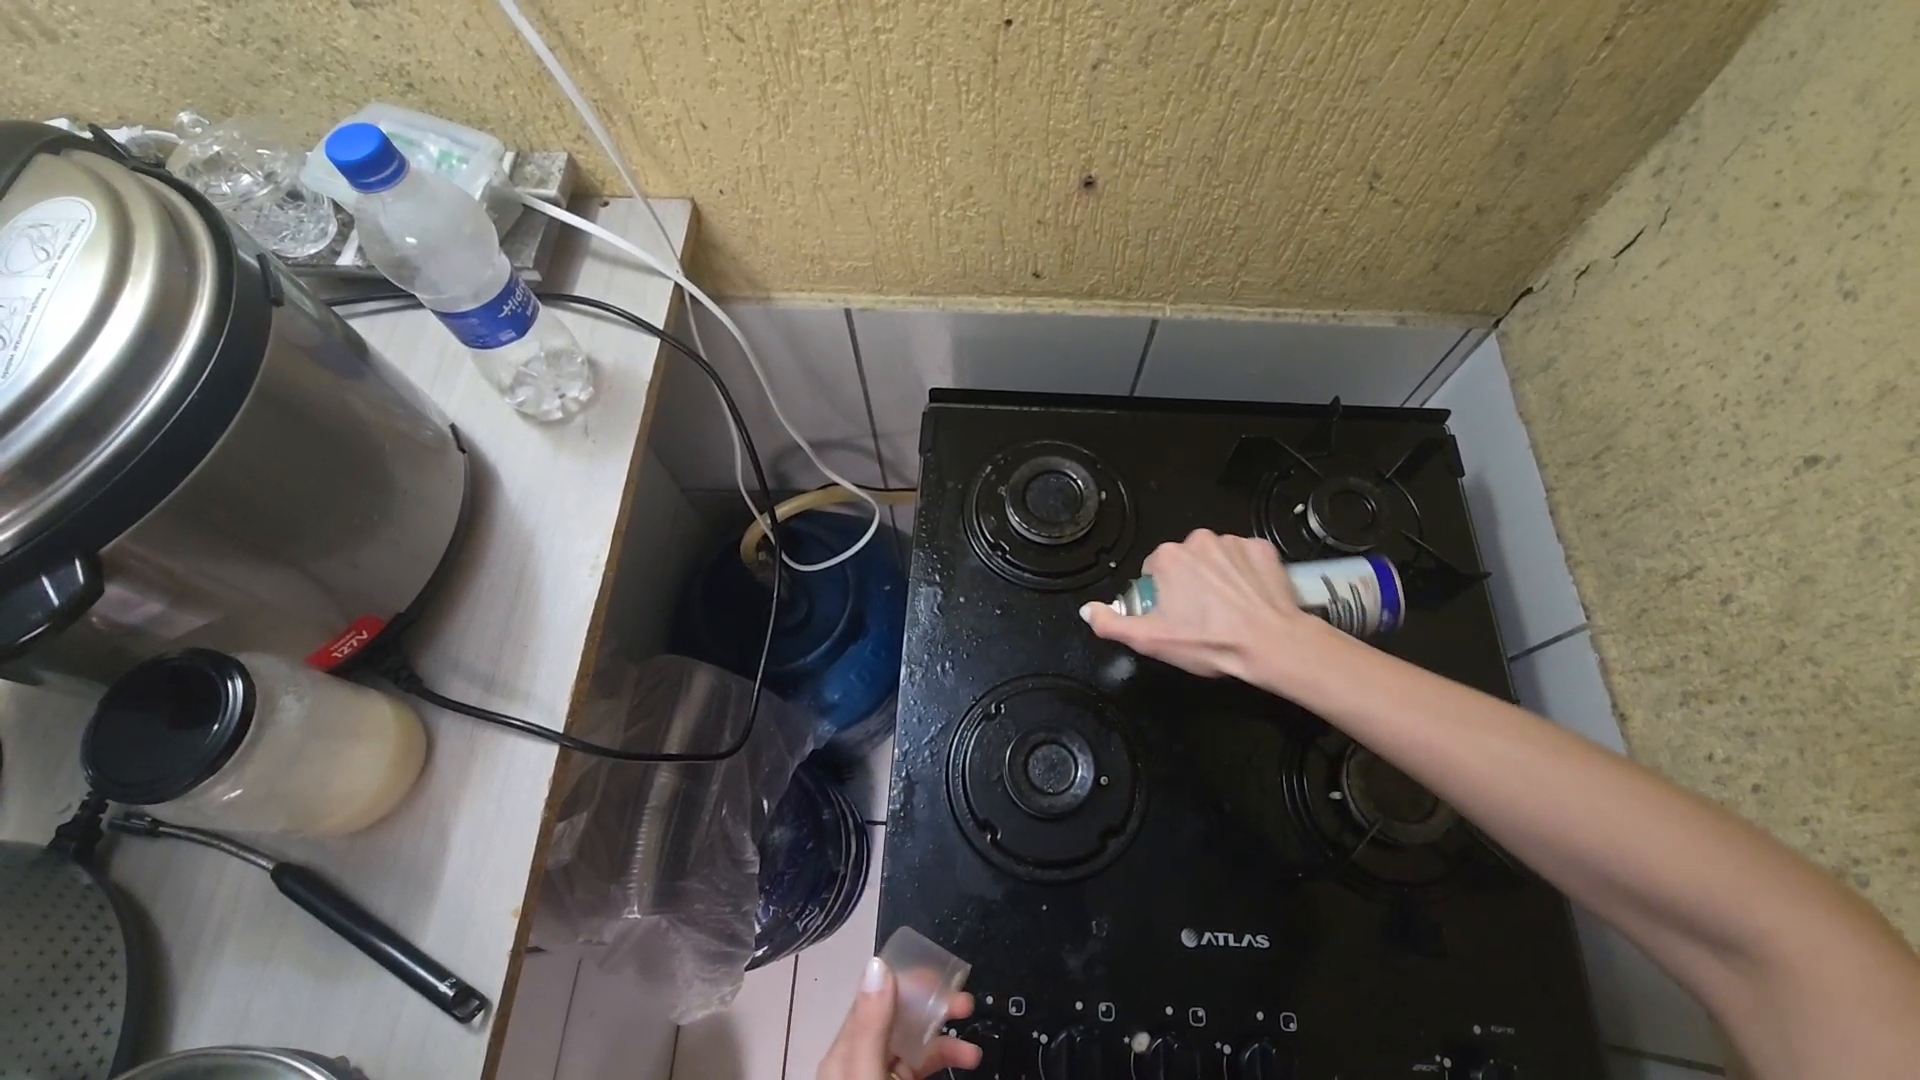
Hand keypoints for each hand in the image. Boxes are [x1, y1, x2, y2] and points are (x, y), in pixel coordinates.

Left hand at [818, 957, 980, 1079]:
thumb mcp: (867, 1072)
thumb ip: (872, 1025)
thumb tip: (877, 964)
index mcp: (844, 1052)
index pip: (876, 999)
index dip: (909, 980)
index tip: (941, 971)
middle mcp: (860, 1060)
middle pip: (899, 1018)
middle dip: (933, 1005)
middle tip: (965, 1001)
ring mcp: (878, 1074)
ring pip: (913, 1042)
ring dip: (945, 1034)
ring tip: (972, 1040)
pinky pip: (920, 1064)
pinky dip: (944, 1056)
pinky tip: (965, 1057)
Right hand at [1080, 529, 1310, 680]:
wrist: (1272, 644)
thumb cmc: (1209, 643)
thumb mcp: (1150, 640)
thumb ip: (1111, 623)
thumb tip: (1087, 610)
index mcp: (1168, 557)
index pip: (1153, 571)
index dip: (1161, 596)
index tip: (1174, 617)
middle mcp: (1199, 540)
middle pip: (1184, 561)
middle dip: (1188, 583)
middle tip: (1200, 618)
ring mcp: (1234, 542)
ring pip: (1214, 558)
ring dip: (1216, 577)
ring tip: (1227, 611)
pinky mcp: (1263, 549)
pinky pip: (1245, 558)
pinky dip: (1244, 574)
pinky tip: (1249, 599)